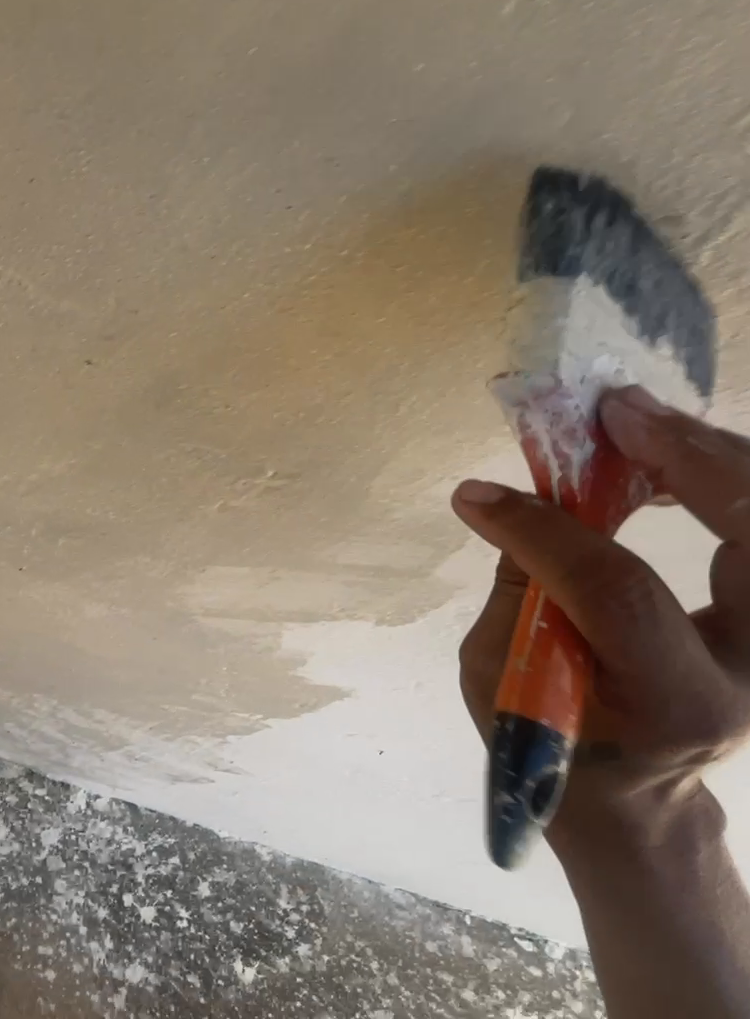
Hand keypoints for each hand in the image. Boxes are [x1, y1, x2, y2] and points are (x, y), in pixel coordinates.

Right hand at [453, 385, 749, 849]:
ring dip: (719, 458)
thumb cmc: (544, 738)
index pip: (621, 591)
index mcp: (679, 700)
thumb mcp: (498, 678)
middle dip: (692, 461)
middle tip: (617, 412)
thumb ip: (521, 592)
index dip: (548, 532)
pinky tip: (673, 453)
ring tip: (643, 420)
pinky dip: (727, 481)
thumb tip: (512, 507)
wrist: (631, 793)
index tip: (481, 494)